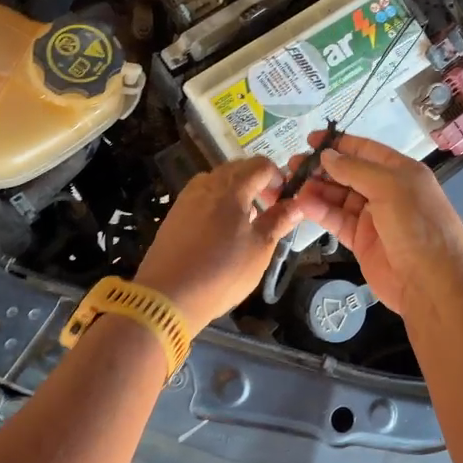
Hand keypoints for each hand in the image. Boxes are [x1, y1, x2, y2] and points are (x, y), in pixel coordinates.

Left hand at [137, 157, 303, 330]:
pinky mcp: (174, 215)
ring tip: (245, 219)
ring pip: (217, 181)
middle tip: (269, 207)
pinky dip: (217, 202)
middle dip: (256, 181)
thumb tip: (296, 204)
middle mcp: (207, 184)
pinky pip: (201, 196)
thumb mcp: (260, 249)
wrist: (166, 297)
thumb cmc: (221, 272)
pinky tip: (220, 229)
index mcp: (232, 188)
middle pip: (237, 169)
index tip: (285, 198)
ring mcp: (186, 198)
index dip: (277, 177)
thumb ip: (279, 221)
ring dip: (236, 191)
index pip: (261, 165)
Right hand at [285, 133, 462, 321]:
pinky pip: (337, 220)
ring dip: (317, 189)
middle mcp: (387, 191)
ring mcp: (373, 217)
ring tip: (291, 184)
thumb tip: (326, 155)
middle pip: (349, 173)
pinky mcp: (361, 241)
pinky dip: (320, 211)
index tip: (310, 140)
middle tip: (293, 165)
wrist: (432, 283)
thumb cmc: (417, 225)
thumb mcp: (390, 187)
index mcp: (401, 171)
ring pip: (339, 197)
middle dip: (322, 167)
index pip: (366, 150)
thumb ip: (356, 169)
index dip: (339, 143)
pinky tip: (302, 204)